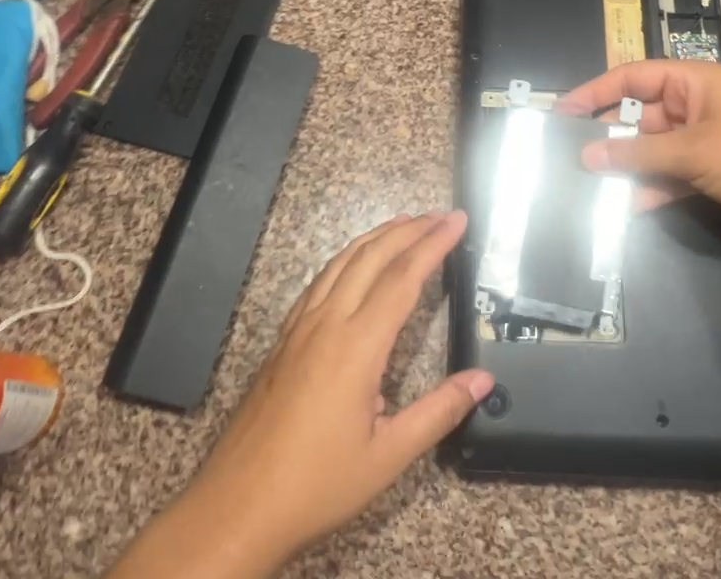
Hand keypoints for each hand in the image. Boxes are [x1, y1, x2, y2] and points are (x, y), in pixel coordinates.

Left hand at [114, 212, 493, 578]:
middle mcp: (326, 325)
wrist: (238, 505)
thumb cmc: (316, 484)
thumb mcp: (389, 455)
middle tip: (441, 214)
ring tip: (404, 224)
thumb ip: (440, 412)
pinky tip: (352, 265)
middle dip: (409, 230)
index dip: (434, 244)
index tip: (457, 220)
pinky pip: (319, 283)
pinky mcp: (283, 342)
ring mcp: (299, 330)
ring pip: (340, 264)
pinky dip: (345, 260)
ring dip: (375, 238)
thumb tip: (483, 380)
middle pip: (372, 258)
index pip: (403, 279)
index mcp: (357, 347)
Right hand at [554, 60, 720, 231]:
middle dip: (610, 137)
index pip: (632, 76)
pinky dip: (655, 185)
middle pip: (641, 115)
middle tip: (572, 160)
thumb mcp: (693, 153)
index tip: (560, 112)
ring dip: (630, 166)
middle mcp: (696, 103)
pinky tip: (630, 206)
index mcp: (693, 81)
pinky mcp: (716, 167)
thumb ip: (638, 154)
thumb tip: (588, 154)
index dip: (594, 92)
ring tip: (593, 187)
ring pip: (655, 148)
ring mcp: (707, 137)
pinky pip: (674, 171)